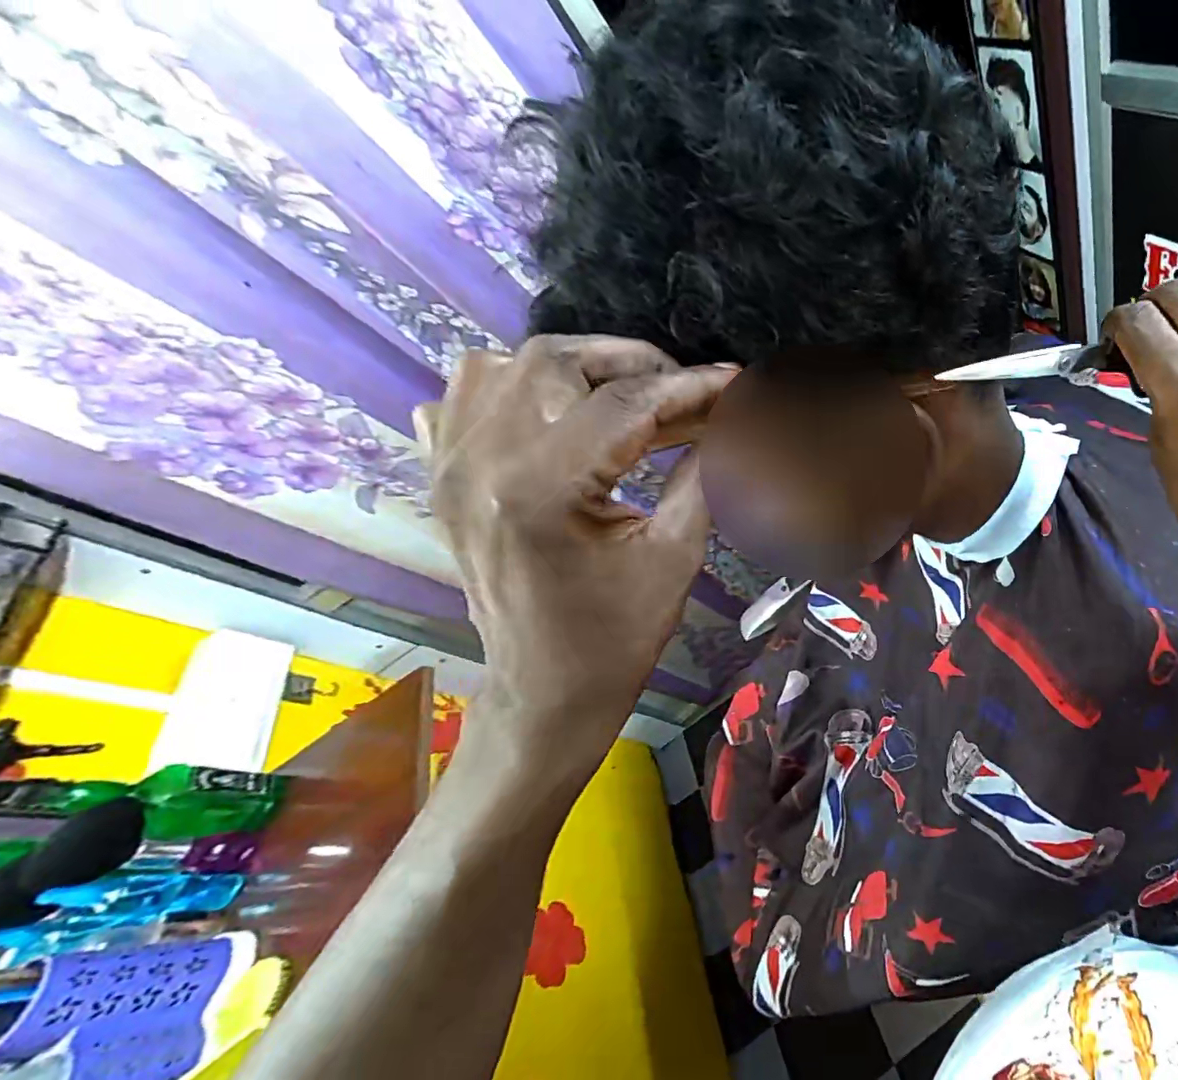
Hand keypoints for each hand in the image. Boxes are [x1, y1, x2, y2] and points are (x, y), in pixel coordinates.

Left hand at [419, 337, 734, 780]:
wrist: (545, 691)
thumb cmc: (616, 638)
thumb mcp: (677, 555)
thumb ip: (706, 473)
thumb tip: (733, 417)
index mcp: (541, 489)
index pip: (625, 403)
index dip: (690, 386)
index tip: (734, 380)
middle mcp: (481, 461)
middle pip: (557, 363)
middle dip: (634, 365)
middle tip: (683, 391)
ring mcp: (450, 467)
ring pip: (504, 366)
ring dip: (575, 369)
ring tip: (627, 395)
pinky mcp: (443, 479)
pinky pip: (463, 398)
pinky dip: (512, 386)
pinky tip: (554, 411)